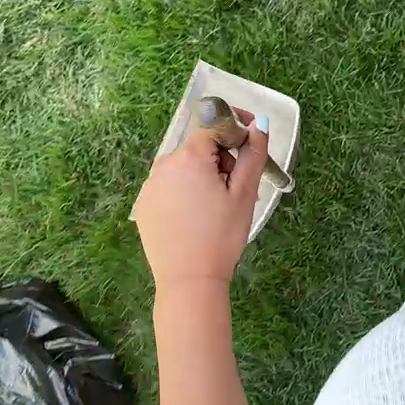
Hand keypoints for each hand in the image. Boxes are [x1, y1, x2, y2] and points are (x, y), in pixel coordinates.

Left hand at [134, 113, 270, 291]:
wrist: (189, 280)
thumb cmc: (222, 235)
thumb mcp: (244, 193)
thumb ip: (253, 153)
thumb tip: (260, 124)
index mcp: (188, 157)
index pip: (214, 126)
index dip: (236, 132)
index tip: (251, 148)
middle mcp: (163, 164)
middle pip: (200, 148)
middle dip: (223, 160)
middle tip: (240, 190)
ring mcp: (150, 185)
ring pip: (186, 167)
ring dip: (207, 177)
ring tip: (221, 207)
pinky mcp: (145, 204)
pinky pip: (171, 186)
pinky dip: (188, 192)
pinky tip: (198, 218)